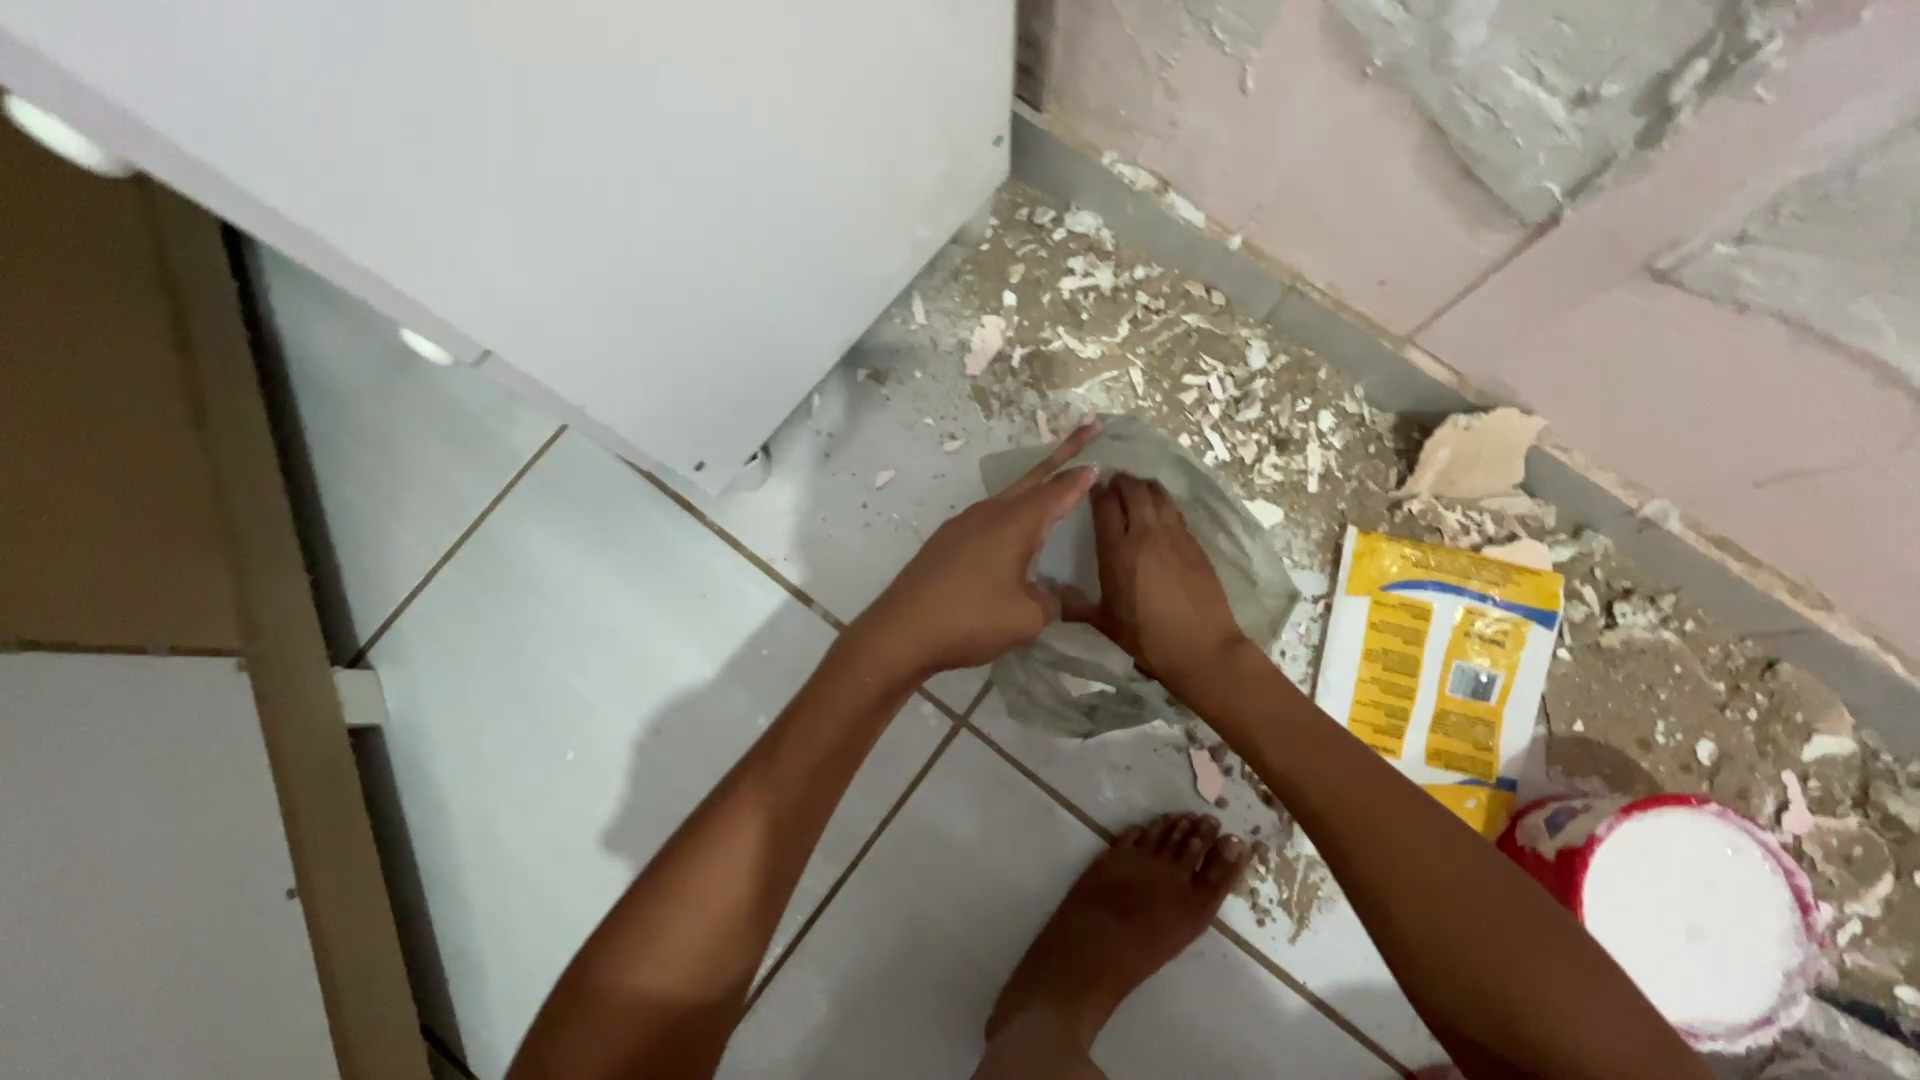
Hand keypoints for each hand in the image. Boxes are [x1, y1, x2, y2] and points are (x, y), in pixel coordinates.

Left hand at [848, 420, 1102, 675]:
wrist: (901, 631)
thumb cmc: (970, 619)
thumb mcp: (1026, 617)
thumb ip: (1054, 601)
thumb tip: (1065, 596)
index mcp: (1015, 523)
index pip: (1058, 490)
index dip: (1082, 475)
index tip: (1102, 457)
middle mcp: (990, 513)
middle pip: (1034, 478)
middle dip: (1063, 454)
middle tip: (1088, 428)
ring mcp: (963, 524)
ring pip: (1009, 497)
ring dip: (1035, 487)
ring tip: (1054, 485)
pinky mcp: (946, 541)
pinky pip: (989, 517)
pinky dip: (1011, 514)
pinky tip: (1013, 532)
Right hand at [1059, 474, 1250, 695]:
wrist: (1201, 647)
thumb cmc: (1146, 638)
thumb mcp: (1104, 623)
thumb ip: (1076, 606)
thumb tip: (1052, 597)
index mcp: (1117, 552)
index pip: (1105, 505)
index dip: (1097, 492)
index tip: (1092, 489)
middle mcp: (1145, 534)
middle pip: (1133, 490)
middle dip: (1122, 482)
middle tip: (1114, 485)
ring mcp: (1175, 536)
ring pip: (1158, 495)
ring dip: (1145, 488)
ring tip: (1137, 491)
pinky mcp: (1195, 544)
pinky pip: (1176, 513)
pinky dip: (1164, 506)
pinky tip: (1160, 515)